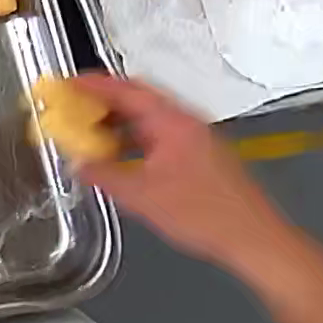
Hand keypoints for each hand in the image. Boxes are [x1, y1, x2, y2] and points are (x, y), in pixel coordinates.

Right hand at [68, 74, 298, 269]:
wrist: (253, 239)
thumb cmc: (207, 215)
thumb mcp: (141, 196)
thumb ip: (104, 176)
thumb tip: (79, 165)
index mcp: (172, 122)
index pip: (126, 90)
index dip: (93, 85)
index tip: (69, 83)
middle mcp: (186, 123)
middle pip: (137, 99)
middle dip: (102, 101)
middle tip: (74, 106)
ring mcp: (195, 138)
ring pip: (147, 118)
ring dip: (117, 122)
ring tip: (88, 133)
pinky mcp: (199, 155)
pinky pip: (157, 135)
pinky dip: (132, 138)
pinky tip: (119, 156)